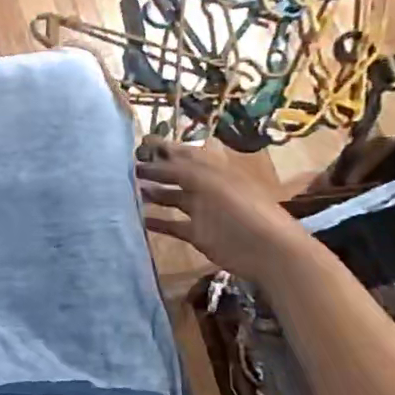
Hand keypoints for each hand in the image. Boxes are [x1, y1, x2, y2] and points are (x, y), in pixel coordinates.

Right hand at [136, 138, 316, 282]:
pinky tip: (139, 220)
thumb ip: (180, 170)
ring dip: (153, 194)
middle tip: (126, 167)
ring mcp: (203, 212)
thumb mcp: (210, 183)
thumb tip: (152, 161)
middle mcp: (206, 187)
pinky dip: (157, 222)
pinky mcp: (199, 234)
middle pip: (176, 174)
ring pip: (173, 198)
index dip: (164, 148)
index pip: (184, 153)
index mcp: (214, 170)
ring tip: (128, 191)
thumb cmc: (241, 210)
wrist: (268, 251)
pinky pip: (174, 225)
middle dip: (154, 169)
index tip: (138, 144)